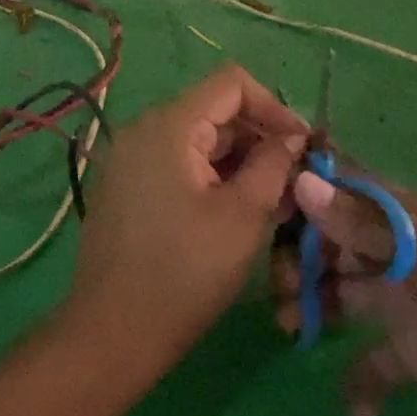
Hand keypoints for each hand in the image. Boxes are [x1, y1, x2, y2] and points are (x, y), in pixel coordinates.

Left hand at [56, 64, 309, 371]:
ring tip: (274, 204)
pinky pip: (177, 166)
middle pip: (213, 112)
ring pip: (197, 142)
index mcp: (167, 125)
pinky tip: (237, 215)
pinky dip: (211, 179)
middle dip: (259, 140)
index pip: (230, 84)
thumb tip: (291, 138)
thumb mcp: (243, 216)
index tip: (303, 148)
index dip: (274, 107)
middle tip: (296, 184)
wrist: (113, 331)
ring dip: (239, 163)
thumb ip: (272, 165)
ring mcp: (129, 160)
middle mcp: (142, 130)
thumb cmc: (185, 272)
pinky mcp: (127, 188)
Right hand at [272, 170, 416, 415]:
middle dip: (304, 257)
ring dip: (317, 310)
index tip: (262, 208)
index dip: (309, 194)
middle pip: (341, 244)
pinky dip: (360, 385)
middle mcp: (412, 257)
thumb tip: (302, 181)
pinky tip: (357, 413)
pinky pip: (377, 367)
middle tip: (276, 286)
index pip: (353, 193)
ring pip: (349, 297)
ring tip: (292, 332)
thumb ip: (368, 225)